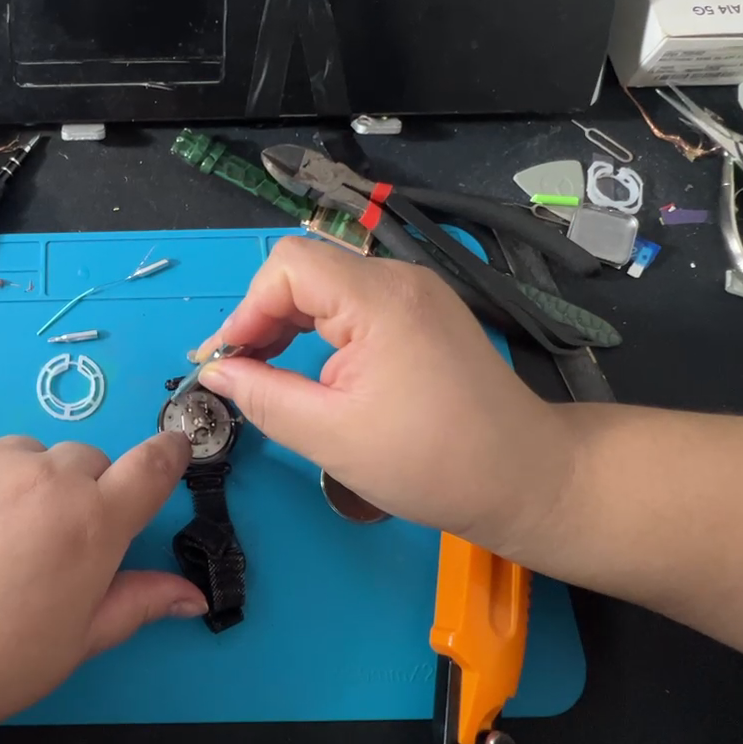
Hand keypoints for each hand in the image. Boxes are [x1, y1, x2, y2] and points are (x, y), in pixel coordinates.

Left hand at [0, 432, 204, 743]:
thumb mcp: (71, 643)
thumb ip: (136, 603)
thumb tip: (193, 594)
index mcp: (90, 524)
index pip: (151, 466)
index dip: (169, 453)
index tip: (174, 447)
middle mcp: (46, 477)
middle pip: (87, 462)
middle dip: (82, 492)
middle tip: (49, 542)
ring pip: (31, 456)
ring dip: (27, 484)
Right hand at [196, 237, 574, 552]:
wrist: (528, 478)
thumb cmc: (431, 463)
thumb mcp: (330, 436)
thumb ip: (262, 396)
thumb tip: (214, 371)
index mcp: (380, 299)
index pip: (289, 266)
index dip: (250, 307)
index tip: (233, 359)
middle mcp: (397, 279)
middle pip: (304, 269)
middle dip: (264, 315)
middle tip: (246, 369)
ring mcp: (414, 291)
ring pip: (325, 283)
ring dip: (288, 321)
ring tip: (271, 370)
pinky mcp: (421, 309)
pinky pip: (351, 299)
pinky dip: (319, 326)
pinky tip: (313, 365)